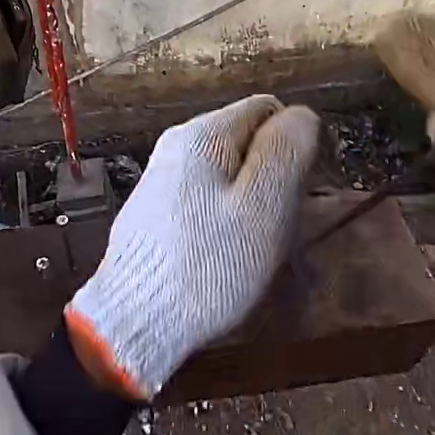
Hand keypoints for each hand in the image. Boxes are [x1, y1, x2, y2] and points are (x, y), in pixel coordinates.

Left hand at [65, 95, 319, 398]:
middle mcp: (178, 145)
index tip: (298, 189)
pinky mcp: (156, 209)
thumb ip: (285, 151)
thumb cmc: (207, 264)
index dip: (293, 143)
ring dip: (254, 204)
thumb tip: (301, 114)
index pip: (268, 109)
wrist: (133, 325)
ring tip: (257, 249)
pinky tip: (227, 257)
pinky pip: (209, 199)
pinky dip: (229, 219)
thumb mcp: (263, 206)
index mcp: (202, 134)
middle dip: (274, 178)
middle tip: (279, 227)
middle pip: (248, 142)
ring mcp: (164, 178)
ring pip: (231, 174)